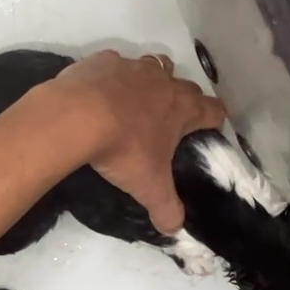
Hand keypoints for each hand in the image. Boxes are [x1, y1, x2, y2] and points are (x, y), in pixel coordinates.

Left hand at [41, 50, 225, 233]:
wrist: (75, 116)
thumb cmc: (123, 150)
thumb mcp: (148, 186)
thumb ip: (166, 209)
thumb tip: (174, 229)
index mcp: (182, 108)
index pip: (213, 109)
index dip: (214, 120)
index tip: (210, 129)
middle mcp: (163, 81)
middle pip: (185, 85)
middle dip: (183, 101)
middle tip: (169, 123)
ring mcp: (132, 66)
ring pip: (153, 66)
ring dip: (150, 83)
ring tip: (136, 104)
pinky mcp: (101, 61)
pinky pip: (114, 64)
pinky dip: (112, 77)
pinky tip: (100, 93)